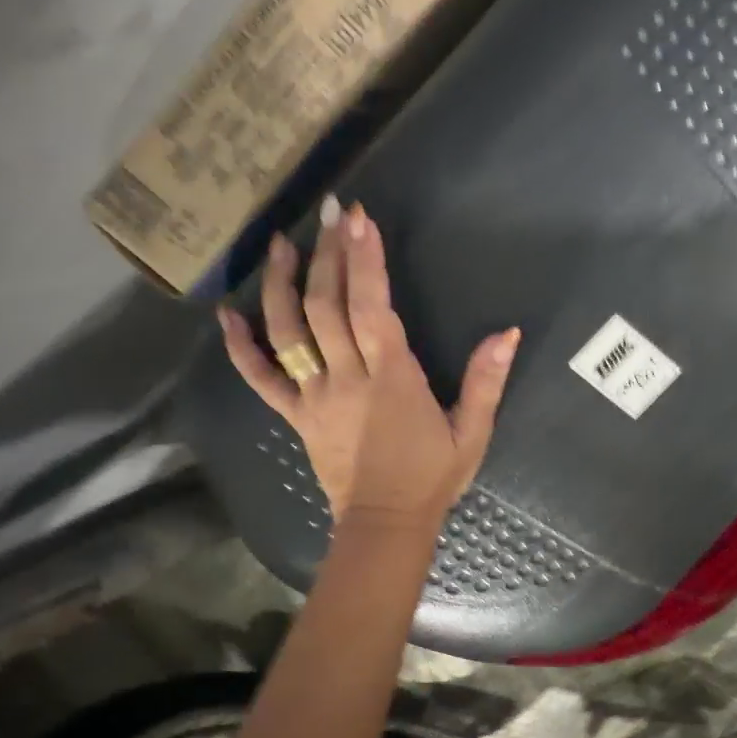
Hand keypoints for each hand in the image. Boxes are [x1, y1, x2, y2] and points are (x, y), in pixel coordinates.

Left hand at [218, 196, 518, 528]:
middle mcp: (346, 379)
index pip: (372, 308)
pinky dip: (240, 346)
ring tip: (283, 244)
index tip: (360, 221)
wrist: (386, 524)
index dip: (365, 262)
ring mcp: (314, 396)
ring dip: (282, 284)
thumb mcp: (473, 431)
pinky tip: (228, 314)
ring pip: (289, 332)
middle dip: (328, 256)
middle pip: (327, 307)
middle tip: (330, 213)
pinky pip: (260, 377)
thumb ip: (486, 381)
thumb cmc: (433, 475)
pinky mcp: (295, 415)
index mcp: (392, 379)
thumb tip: (508, 333)